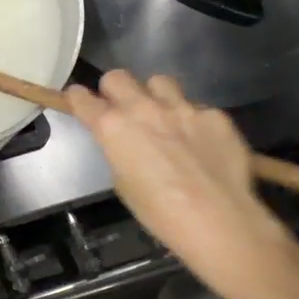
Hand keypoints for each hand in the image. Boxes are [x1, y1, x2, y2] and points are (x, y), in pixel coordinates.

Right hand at [67, 71, 298, 291]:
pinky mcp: (214, 115)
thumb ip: (119, 150)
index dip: (78, 99)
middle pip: (117, 77)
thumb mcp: (123, 182)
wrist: (219, 221)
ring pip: (159, 82)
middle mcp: (143, 108)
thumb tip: (126, 143)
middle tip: (123, 109)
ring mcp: (181, 108)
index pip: (81, 97)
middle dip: (115, 90)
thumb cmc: (160, 212)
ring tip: (166, 117)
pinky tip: (202, 143)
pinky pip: (197, 108)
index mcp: (112, 126)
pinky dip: (193, 120)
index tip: (81, 103)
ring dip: (156, 96)